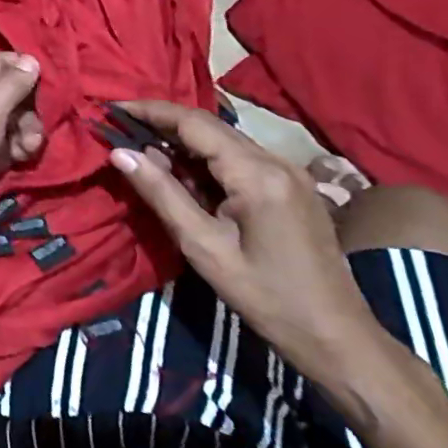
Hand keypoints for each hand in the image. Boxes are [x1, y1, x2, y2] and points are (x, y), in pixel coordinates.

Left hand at [0, 53, 42, 242]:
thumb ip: (12, 85)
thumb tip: (32, 59)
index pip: (0, 62)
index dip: (23, 67)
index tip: (47, 78)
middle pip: (15, 90)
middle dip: (30, 107)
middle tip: (31, 124)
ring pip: (21, 117)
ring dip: (30, 130)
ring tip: (26, 146)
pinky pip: (18, 139)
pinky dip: (24, 146)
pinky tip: (22, 157)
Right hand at [106, 100, 379, 367]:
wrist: (338, 339)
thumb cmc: (266, 295)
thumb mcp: (203, 246)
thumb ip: (160, 193)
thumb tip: (118, 152)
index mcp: (257, 174)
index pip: (192, 122)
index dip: (148, 110)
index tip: (110, 109)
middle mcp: (277, 162)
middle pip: (208, 125)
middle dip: (160, 122)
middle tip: (117, 127)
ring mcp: (288, 174)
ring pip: (222, 139)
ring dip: (180, 139)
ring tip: (140, 147)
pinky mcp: (291, 187)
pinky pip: (237, 156)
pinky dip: (202, 156)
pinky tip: (180, 171)